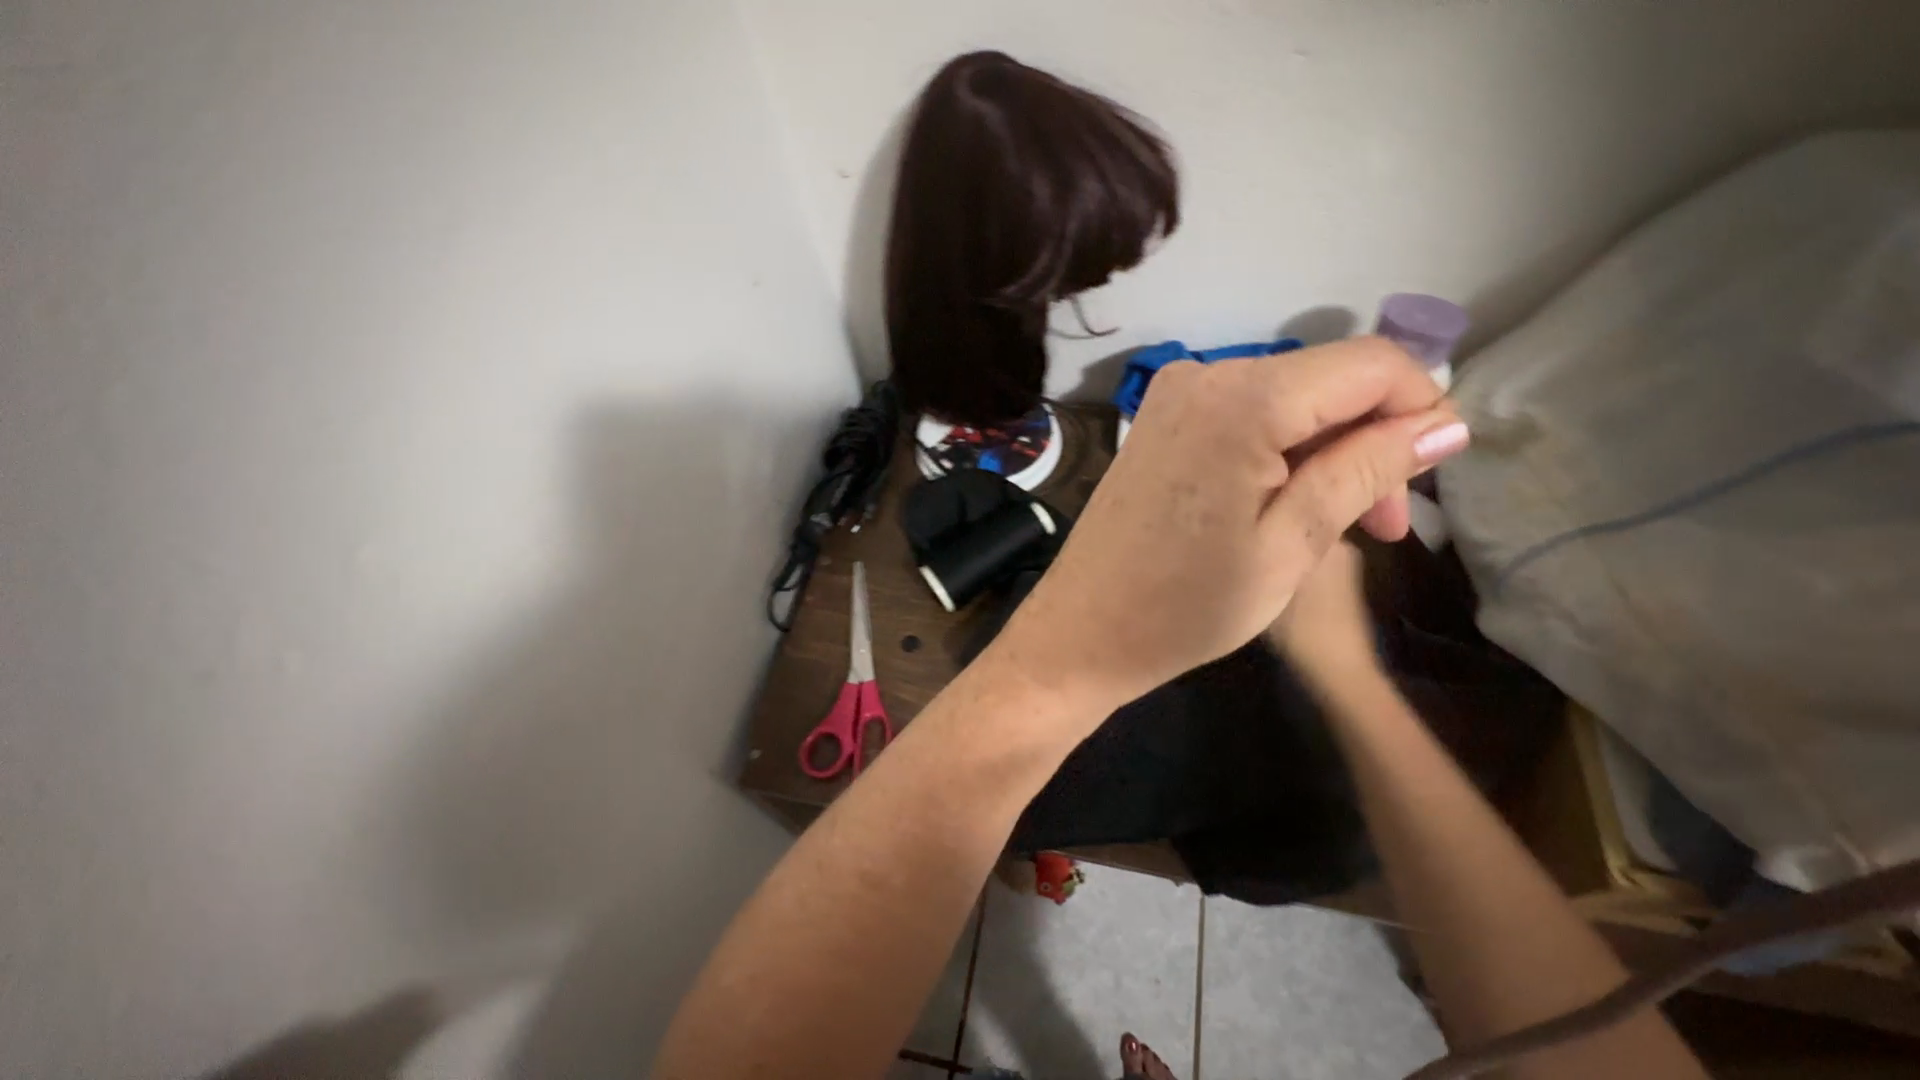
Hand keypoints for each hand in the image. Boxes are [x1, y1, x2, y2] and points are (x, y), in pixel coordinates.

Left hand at [989, 337, 1468, 708]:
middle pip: (1329, 382)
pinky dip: (1284, 456)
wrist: (1082, 633)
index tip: (1431, 478)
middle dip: (1372, 444)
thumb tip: (1446, 423)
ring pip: (1292, 403)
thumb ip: (1365, 471)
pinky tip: (1290, 511)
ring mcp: (1177, 395)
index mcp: (1243, 399)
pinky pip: (1250, 418)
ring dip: (1330, 457)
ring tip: (1344, 531)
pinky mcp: (1164, 420)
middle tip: (1386, 528)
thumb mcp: (1291, 545)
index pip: (1371, 364)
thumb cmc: (1186, 606)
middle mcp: (1206, 375)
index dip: (1419, 409)